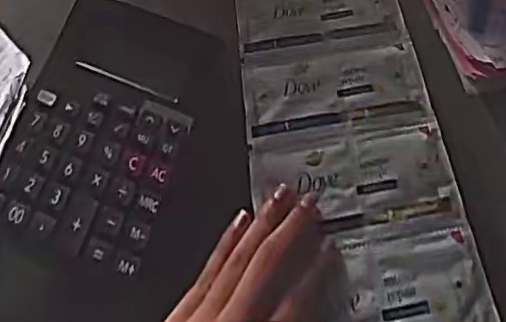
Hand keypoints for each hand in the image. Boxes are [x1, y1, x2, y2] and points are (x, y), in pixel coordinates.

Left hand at [165, 186, 325, 321]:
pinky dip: (225, 242)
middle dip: (290, 233)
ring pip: (236, 259)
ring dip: (261, 225)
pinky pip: (206, 270)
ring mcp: (196, 320)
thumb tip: (314, 315)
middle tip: (310, 203)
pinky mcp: (176, 318)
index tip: (329, 250)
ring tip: (279, 196)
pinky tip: (238, 219)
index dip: (314, 278)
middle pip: (263, 270)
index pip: (291, 311)